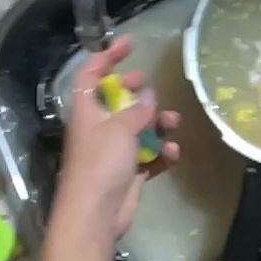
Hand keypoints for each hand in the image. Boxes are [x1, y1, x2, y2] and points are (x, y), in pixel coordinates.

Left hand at [50, 36, 180, 250]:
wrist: (95, 216)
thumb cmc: (100, 165)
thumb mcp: (120, 129)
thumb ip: (138, 109)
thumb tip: (149, 96)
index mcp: (87, 111)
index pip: (91, 74)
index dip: (107, 56)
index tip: (130, 43)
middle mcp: (99, 127)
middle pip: (118, 100)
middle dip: (139, 93)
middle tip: (152, 89)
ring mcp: (114, 150)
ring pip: (140, 127)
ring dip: (159, 124)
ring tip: (172, 126)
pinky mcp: (128, 171)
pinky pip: (149, 154)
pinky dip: (162, 153)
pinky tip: (171, 155)